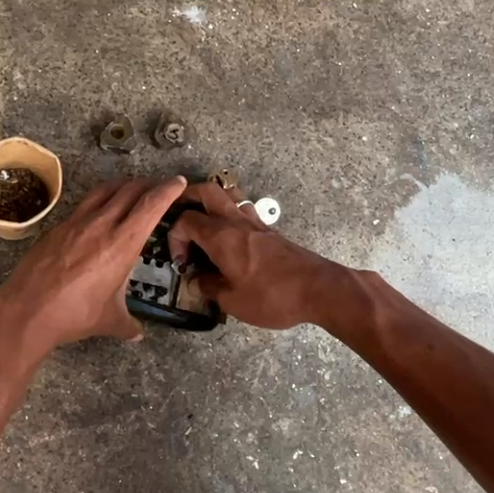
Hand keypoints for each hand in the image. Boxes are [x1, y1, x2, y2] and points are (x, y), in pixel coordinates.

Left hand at [0, 176, 188, 351]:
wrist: (27, 310)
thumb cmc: (74, 315)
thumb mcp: (108, 320)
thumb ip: (127, 324)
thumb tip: (136, 334)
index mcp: (122, 243)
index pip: (151, 205)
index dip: (168, 189)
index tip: (179, 182)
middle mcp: (101, 224)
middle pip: (130, 189)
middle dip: (149, 183)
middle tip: (159, 186)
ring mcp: (76, 222)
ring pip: (105, 190)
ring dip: (123, 185)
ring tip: (132, 188)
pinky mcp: (57, 227)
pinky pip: (84, 203)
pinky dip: (99, 199)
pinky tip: (99, 210)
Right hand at [167, 182, 353, 330]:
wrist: (319, 289)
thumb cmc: (272, 296)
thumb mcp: (233, 301)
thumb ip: (210, 287)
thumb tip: (199, 280)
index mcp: (221, 236)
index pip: (186, 220)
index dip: (174, 237)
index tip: (181, 261)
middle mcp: (235, 221)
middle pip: (206, 190)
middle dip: (187, 198)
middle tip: (178, 216)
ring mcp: (255, 222)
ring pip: (228, 194)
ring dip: (210, 201)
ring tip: (202, 222)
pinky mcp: (269, 230)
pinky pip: (243, 209)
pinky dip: (229, 214)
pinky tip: (228, 237)